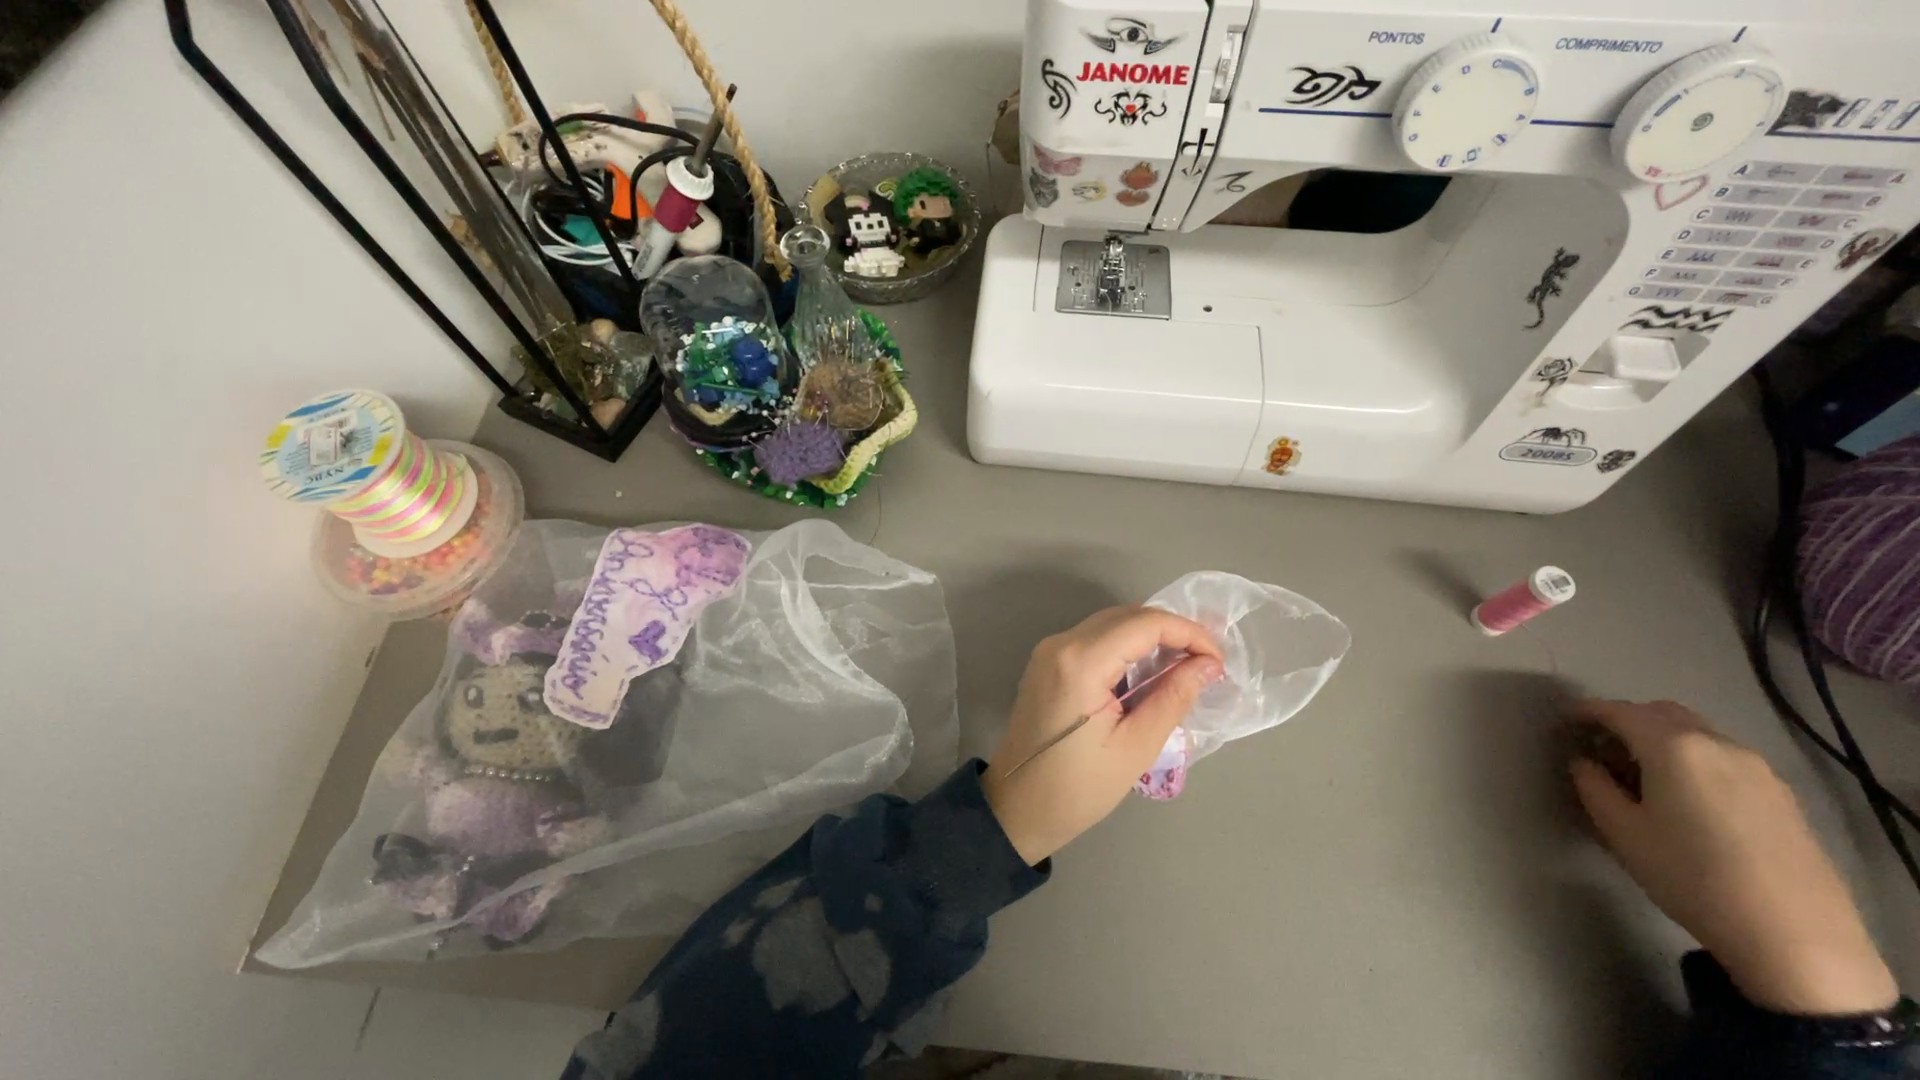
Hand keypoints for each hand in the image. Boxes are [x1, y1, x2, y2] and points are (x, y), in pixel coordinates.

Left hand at [982, 607, 1222, 865]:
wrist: (1016, 809)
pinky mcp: (1047, 663)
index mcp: (1080, 662)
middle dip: (1173, 631)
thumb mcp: (1136, 747)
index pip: (1145, 623)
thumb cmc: (1077, 788)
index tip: (1218, 662)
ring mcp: (1050, 651)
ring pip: (1112, 624)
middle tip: (1208, 663)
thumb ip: (1173, 697)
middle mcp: (1061, 643)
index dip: (1189, 633)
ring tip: (1187, 668)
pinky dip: (1127, 648)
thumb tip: (1208, 664)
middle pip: (1128, 615)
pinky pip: (1096, 640)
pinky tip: (1150, 673)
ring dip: (1151, 638)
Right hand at [1570, 699, 1897, 1015]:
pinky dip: (1694, 759)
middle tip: (1602, 748)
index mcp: (1673, 746)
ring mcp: (1757, 767)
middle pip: (1662, 713)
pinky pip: (1724, 758)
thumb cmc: (1690, 876)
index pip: (1619, 711)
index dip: (1586, 712)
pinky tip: (1688, 798)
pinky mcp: (1781, 794)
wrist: (1793, 934)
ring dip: (1663, 739)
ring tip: (1644, 775)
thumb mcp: (1622, 832)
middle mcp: (1717, 743)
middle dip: (1627, 720)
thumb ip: (1593, 787)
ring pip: (1697, 733)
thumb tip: (1585, 763)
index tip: (1565, 722)